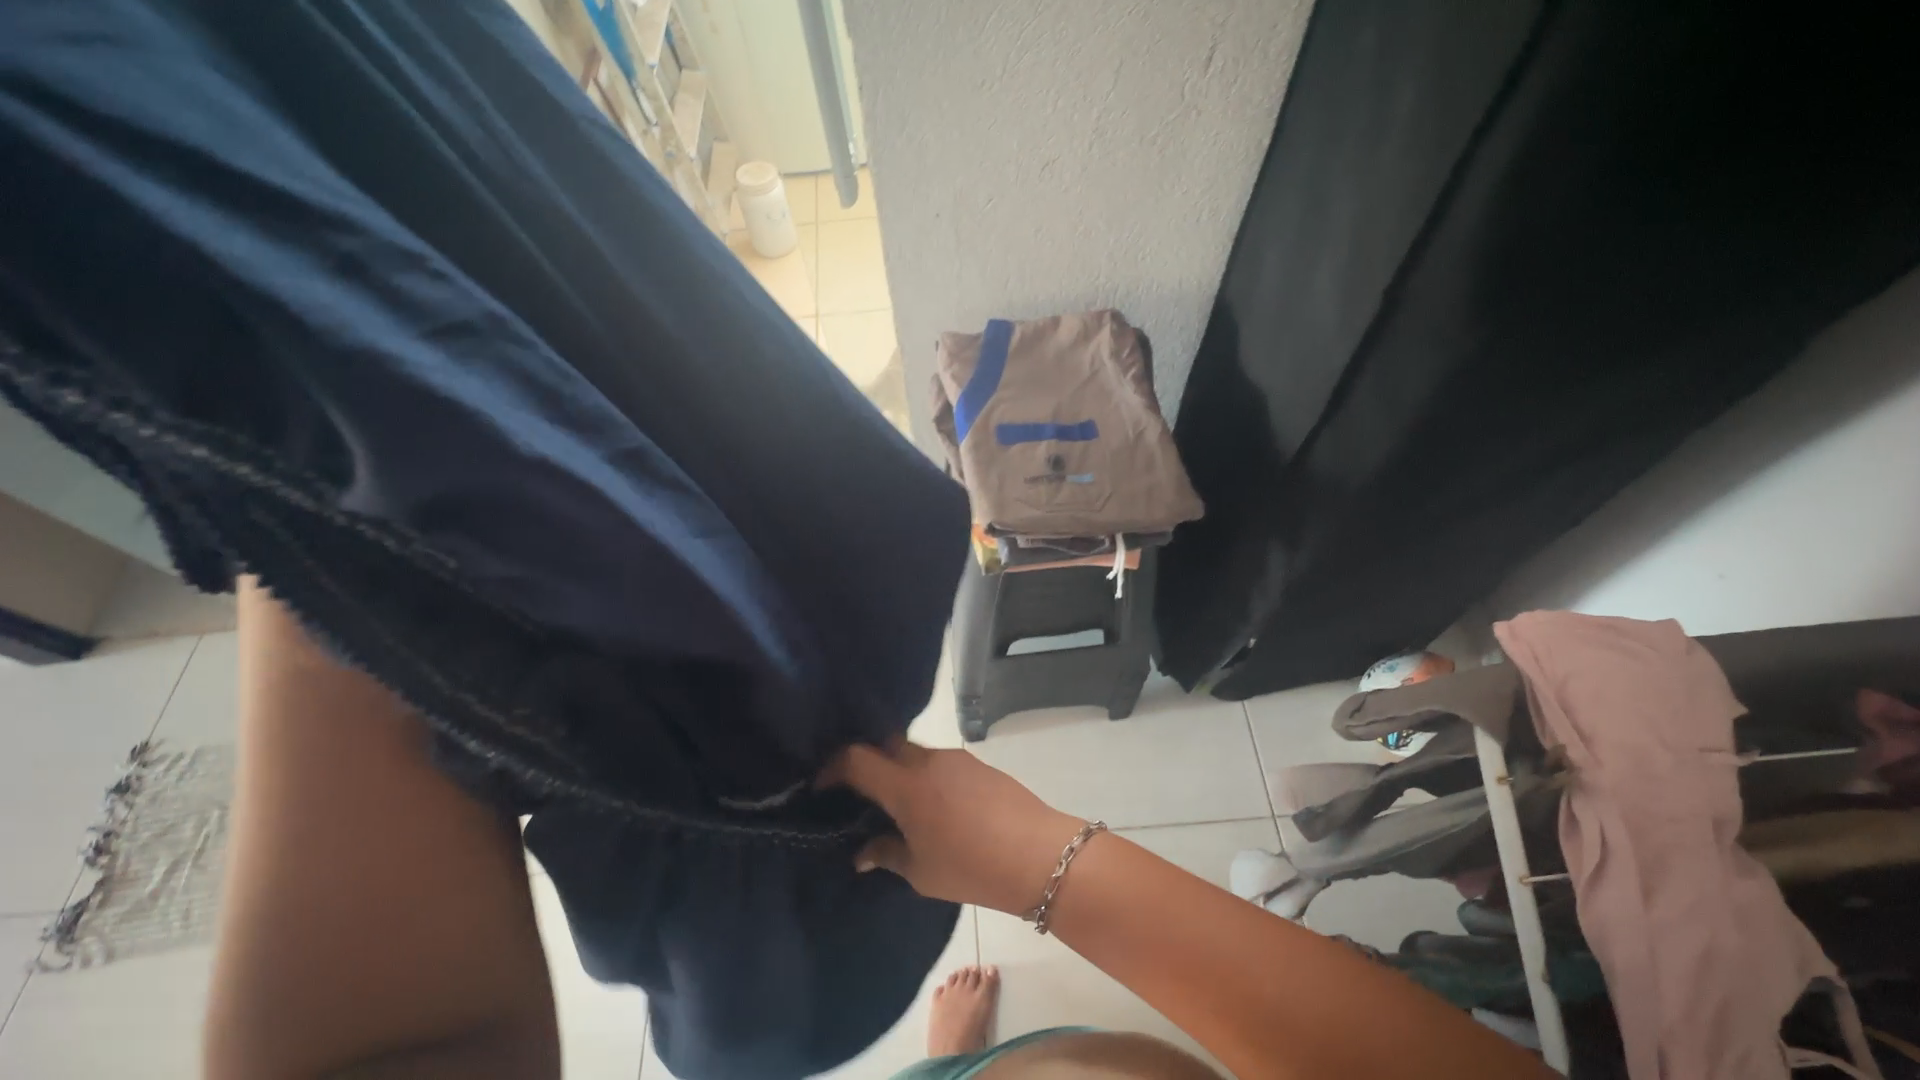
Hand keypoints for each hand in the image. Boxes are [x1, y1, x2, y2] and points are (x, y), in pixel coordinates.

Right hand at [824, 740, 1086, 915]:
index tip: (821, 786)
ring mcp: (957, 759)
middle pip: (884, 745)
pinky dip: (924, 775)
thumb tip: (862, 852)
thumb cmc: (972, 868)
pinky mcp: (979, 765)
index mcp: (906, 786)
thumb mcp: (921, 872)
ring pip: (914, 752)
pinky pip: (939, 761)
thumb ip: (887, 854)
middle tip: (856, 791)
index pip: (856, 759)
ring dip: (898, 768)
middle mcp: (928, 762)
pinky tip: (931, 804)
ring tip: (895, 802)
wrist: (1040, 855)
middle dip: (865, 762)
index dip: (832, 768)